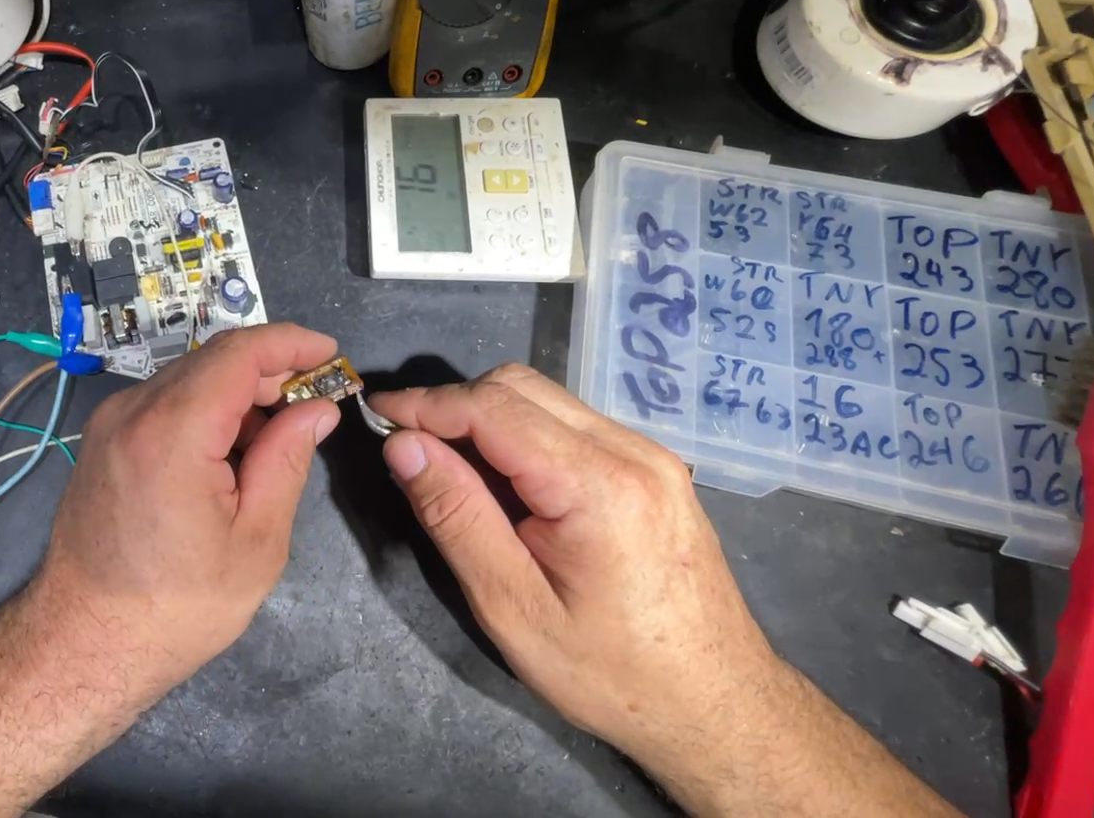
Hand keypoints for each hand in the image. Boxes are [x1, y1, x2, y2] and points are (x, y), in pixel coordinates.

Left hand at [25, 324, 342, 702]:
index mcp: (171, 430)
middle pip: (212, 360)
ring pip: (189, 378)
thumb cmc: (177, 606)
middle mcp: (132, 409)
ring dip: (238, 394)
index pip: (238, 352)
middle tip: (313, 406)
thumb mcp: (255, 541)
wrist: (84, 641)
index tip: (330, 354)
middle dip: (269, 372)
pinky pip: (164, 401)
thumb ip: (288, 460)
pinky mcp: (102, 437)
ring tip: (275, 441)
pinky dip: (205, 410)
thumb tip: (317, 409)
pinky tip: (229, 453)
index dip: (290, 343)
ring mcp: (109, 420)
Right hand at [367, 364, 788, 773]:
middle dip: (450, 403)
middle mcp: (630, 450)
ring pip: (540, 396)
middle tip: (407, 443)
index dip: (425, 404)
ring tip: (446, 461)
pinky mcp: (650, 465)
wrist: (718, 707)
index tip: (376, 411)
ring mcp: (647, 453)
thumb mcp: (511, 606)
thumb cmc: (608, 671)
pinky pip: (565, 419)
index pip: (491, 408)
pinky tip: (499, 474)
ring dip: (481, 413)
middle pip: (516, 386)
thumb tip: (401, 444)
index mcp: (598, 485)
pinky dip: (515, 429)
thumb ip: (454, 515)